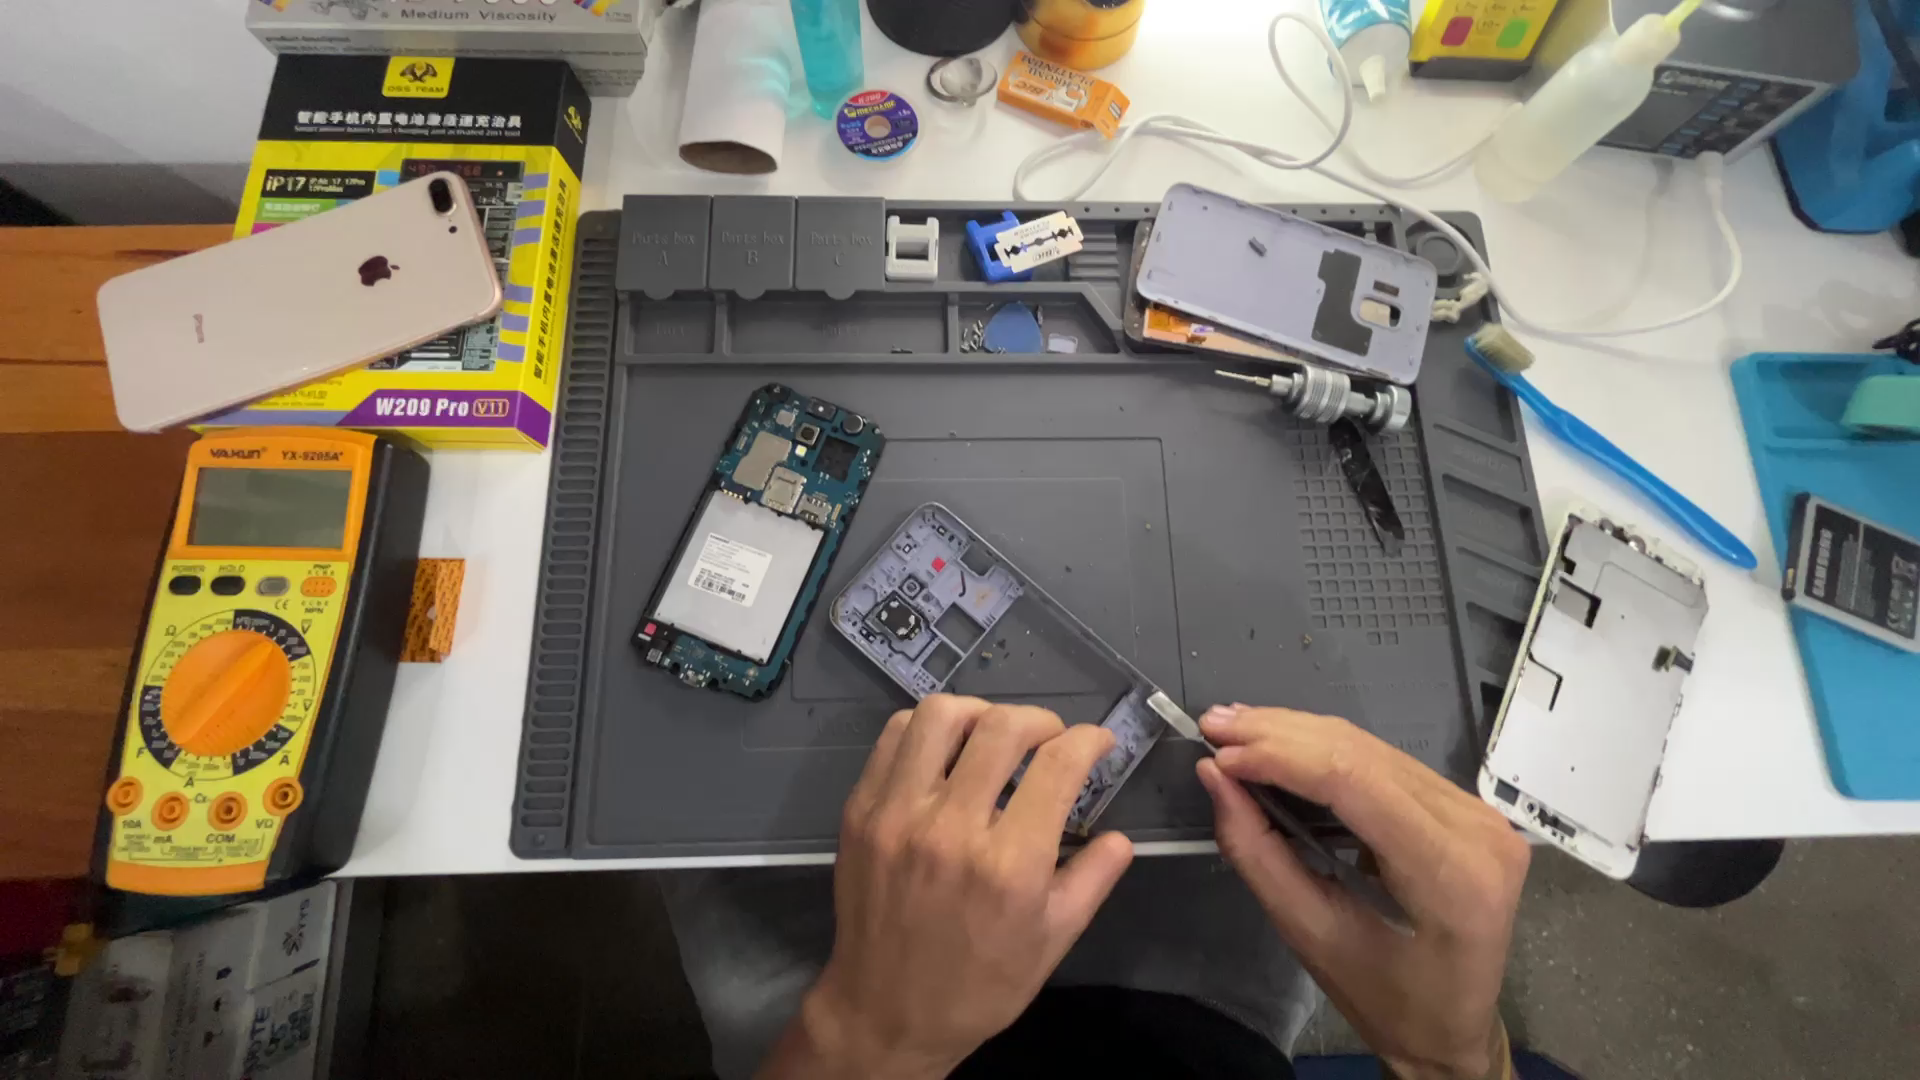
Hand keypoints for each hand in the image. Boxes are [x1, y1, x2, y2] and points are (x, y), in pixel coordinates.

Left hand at [762, 695, 1133, 1079]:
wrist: (884, 1013)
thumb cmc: (979, 984)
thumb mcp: (1051, 942)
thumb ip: (1092, 880)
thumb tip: (1122, 835)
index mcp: (1008, 866)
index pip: (1057, 766)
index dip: (1087, 740)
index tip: (1097, 740)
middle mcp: (950, 829)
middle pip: (1002, 727)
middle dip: (1040, 720)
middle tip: (1049, 738)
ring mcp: (897, 814)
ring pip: (941, 715)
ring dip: (980, 712)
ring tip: (993, 735)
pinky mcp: (861, 809)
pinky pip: (895, 735)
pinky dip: (929, 728)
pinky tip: (946, 749)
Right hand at [1195, 705, 1528, 1079]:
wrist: (1451, 1028)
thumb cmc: (1380, 995)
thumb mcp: (1307, 930)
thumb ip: (1255, 849)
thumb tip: (1212, 774)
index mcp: (1449, 873)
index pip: (1352, 780)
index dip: (1279, 756)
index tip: (1218, 754)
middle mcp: (1473, 827)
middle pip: (1356, 751)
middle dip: (1275, 733)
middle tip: (1212, 726)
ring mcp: (1473, 809)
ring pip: (1363, 743)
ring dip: (1290, 731)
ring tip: (1232, 726)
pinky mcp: (1459, 801)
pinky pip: (1376, 756)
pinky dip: (1317, 744)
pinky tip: (1274, 737)